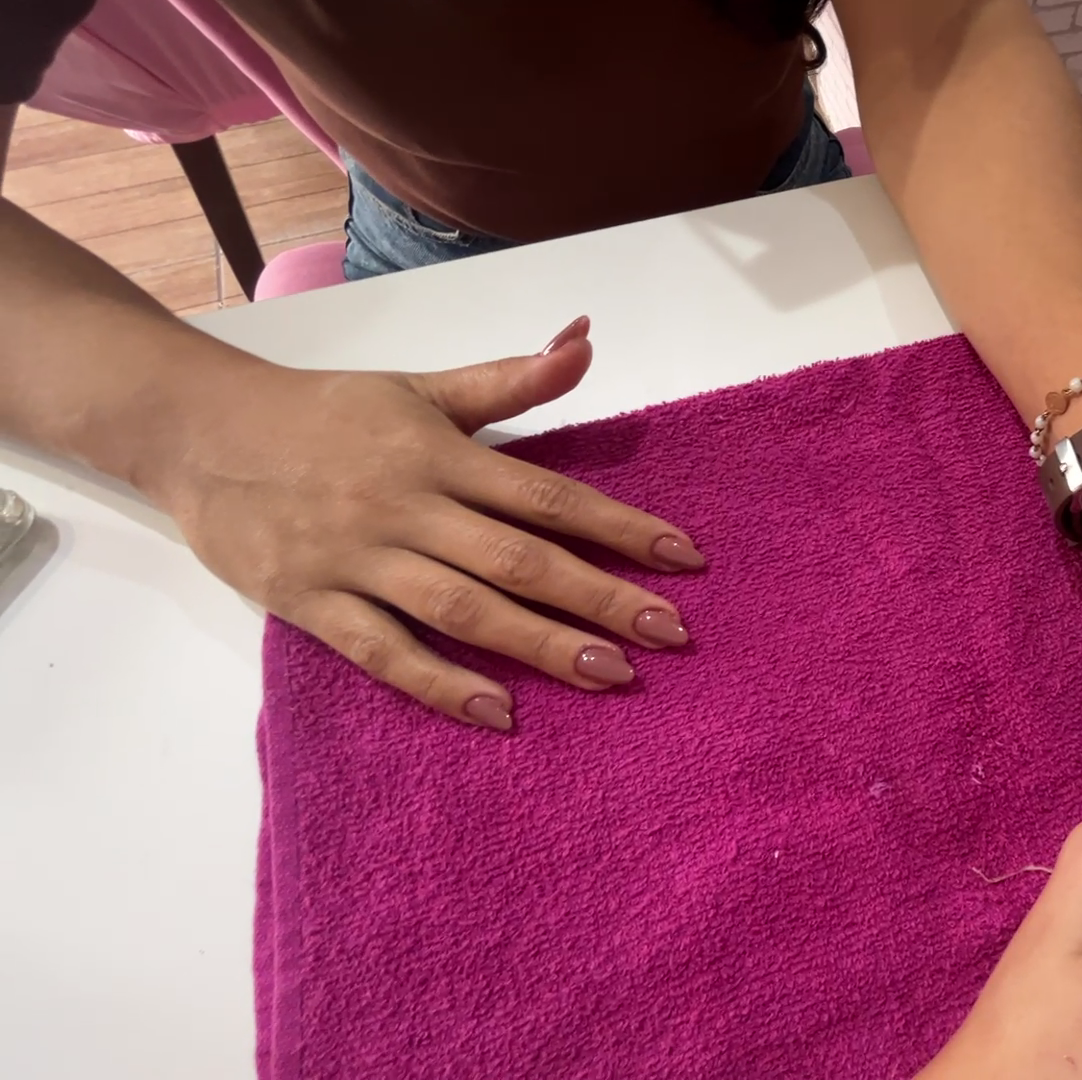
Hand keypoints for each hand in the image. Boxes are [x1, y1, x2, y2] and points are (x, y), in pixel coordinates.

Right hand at [148, 317, 701, 729]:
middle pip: (522, 562)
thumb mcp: (426, 388)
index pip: (553, 499)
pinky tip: (502, 714)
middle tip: (670, 633)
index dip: (623, 528)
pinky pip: (382, 652)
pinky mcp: (308, 603)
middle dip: (602, 599)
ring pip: (464, 611)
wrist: (189, 425)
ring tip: (611, 673)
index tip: (684, 557)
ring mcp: (357, 560)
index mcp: (445, 458)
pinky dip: (440, 685)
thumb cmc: (331, 412)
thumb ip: (512, 379)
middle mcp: (408, 510)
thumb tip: (586, 341)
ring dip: (541, 646)